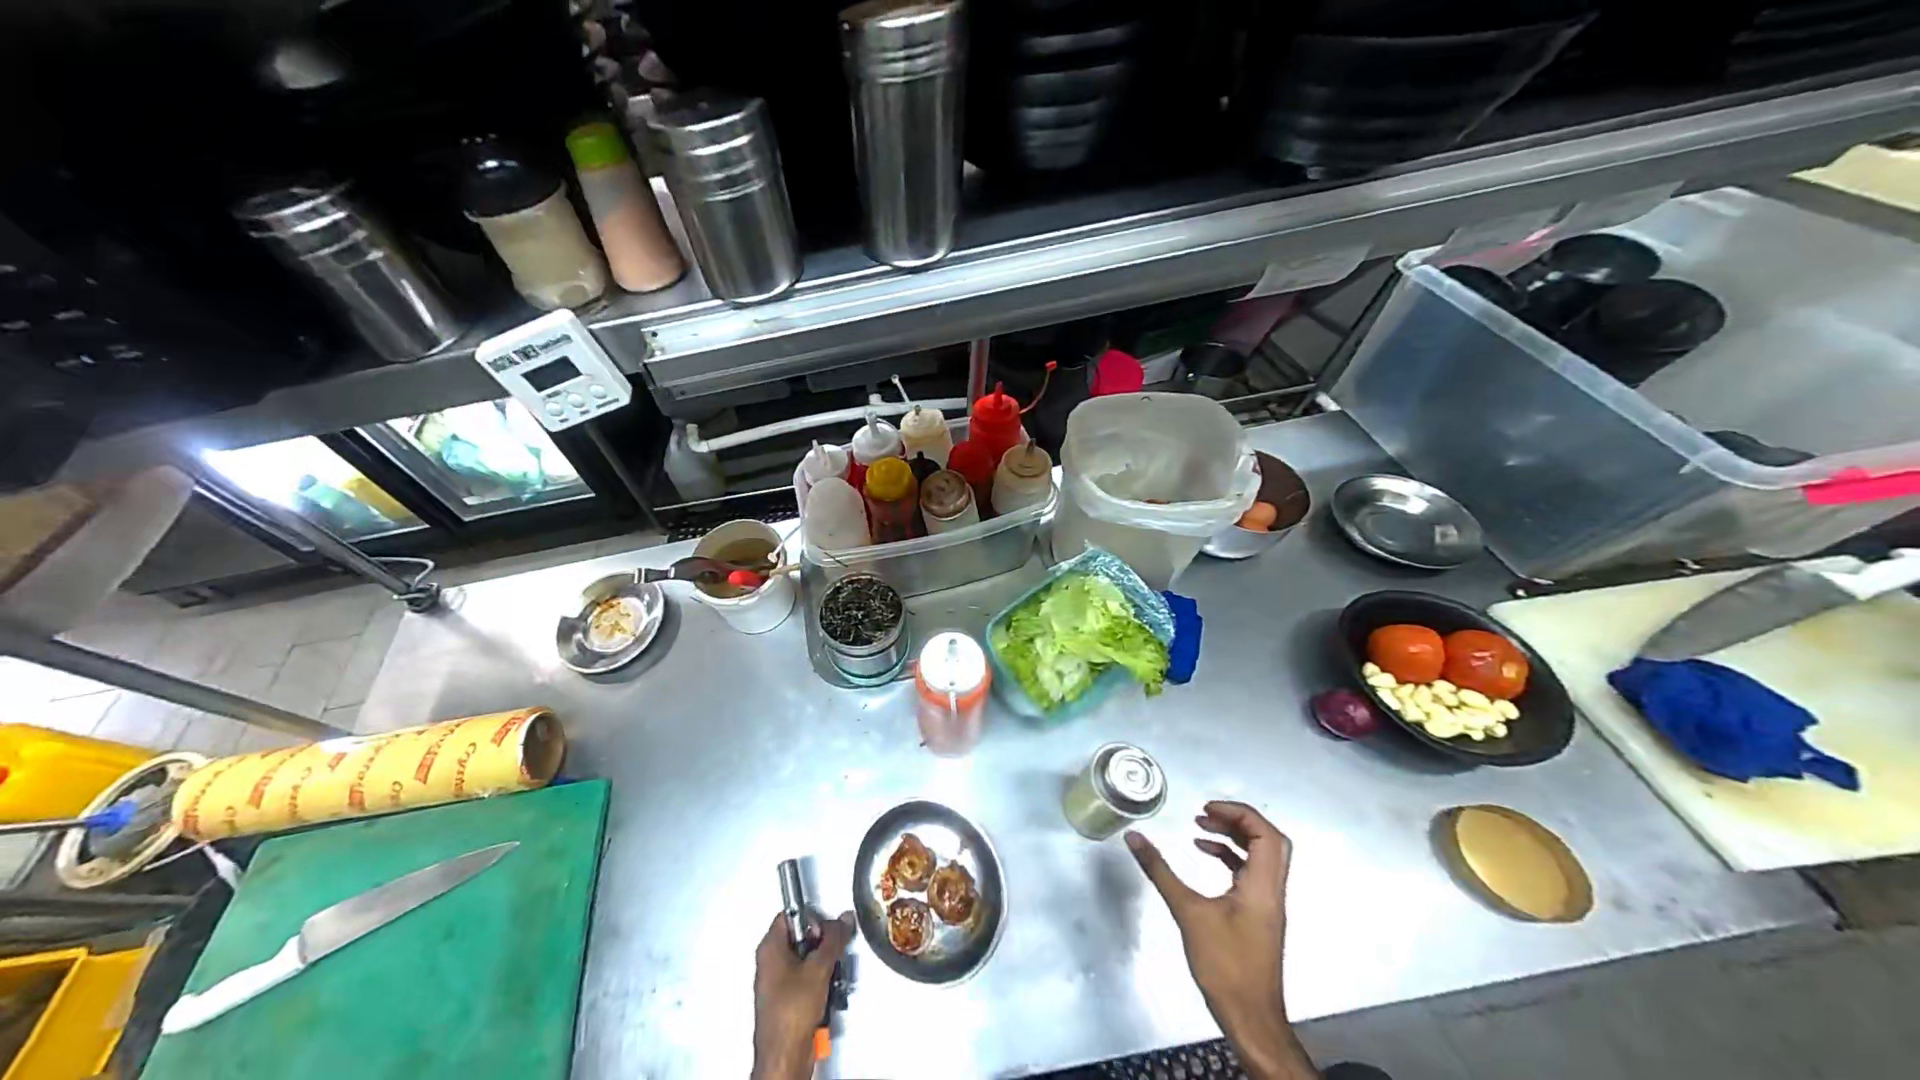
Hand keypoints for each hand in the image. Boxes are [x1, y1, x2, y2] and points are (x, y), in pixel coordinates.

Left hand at [752, 910, 851, 1079]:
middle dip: (821, 943)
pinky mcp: (787, 998)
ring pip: (806, 958)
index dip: (811, 917)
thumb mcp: (819, 967)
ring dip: (824, 964)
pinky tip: (829, 992)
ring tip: (833, 975)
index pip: (790, 915)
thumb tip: (844, 918)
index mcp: (770, 947)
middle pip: (801, 936)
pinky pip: (806, 978)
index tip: (827, 928)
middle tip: (834, 952)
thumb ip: (834, 939)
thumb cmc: (794, 1009)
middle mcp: (770, 961)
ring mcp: (778, 981)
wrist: (785, 1055)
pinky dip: (820, 981)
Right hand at [1127, 802, 1317, 1079]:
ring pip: (1261, 856)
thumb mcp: (1187, 912)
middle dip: (1238, 820)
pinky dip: (1230, 858)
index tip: (1207, 807)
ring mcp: (1268, 904)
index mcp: (1263, 886)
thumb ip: (1160, 871)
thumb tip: (1135, 838)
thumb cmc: (1224, 965)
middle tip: (1206, 812)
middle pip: (1268, 840)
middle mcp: (1272, 890)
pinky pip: (1251, 873)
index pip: (1265, 834)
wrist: (1250, 1018)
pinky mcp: (1259, 916)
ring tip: (1201, 827)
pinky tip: (1204, 856)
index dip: (1239, 813)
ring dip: (1234, 837)